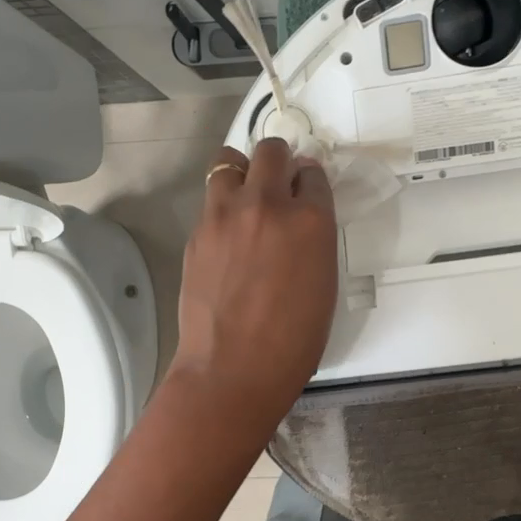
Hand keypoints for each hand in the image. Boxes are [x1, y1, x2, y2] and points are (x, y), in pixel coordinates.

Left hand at [168, 138, 337, 424]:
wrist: (232, 369)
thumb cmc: (293, 342)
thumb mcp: (323, 286)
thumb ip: (315, 242)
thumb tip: (302, 220)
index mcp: (311, 220)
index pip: (314, 174)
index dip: (310, 184)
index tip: (306, 196)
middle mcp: (267, 204)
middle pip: (271, 151)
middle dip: (279, 163)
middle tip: (278, 189)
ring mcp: (225, 215)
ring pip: (228, 161)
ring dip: (241, 174)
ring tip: (245, 202)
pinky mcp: (197, 233)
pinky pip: (210, 201)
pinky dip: (221, 208)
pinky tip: (227, 240)